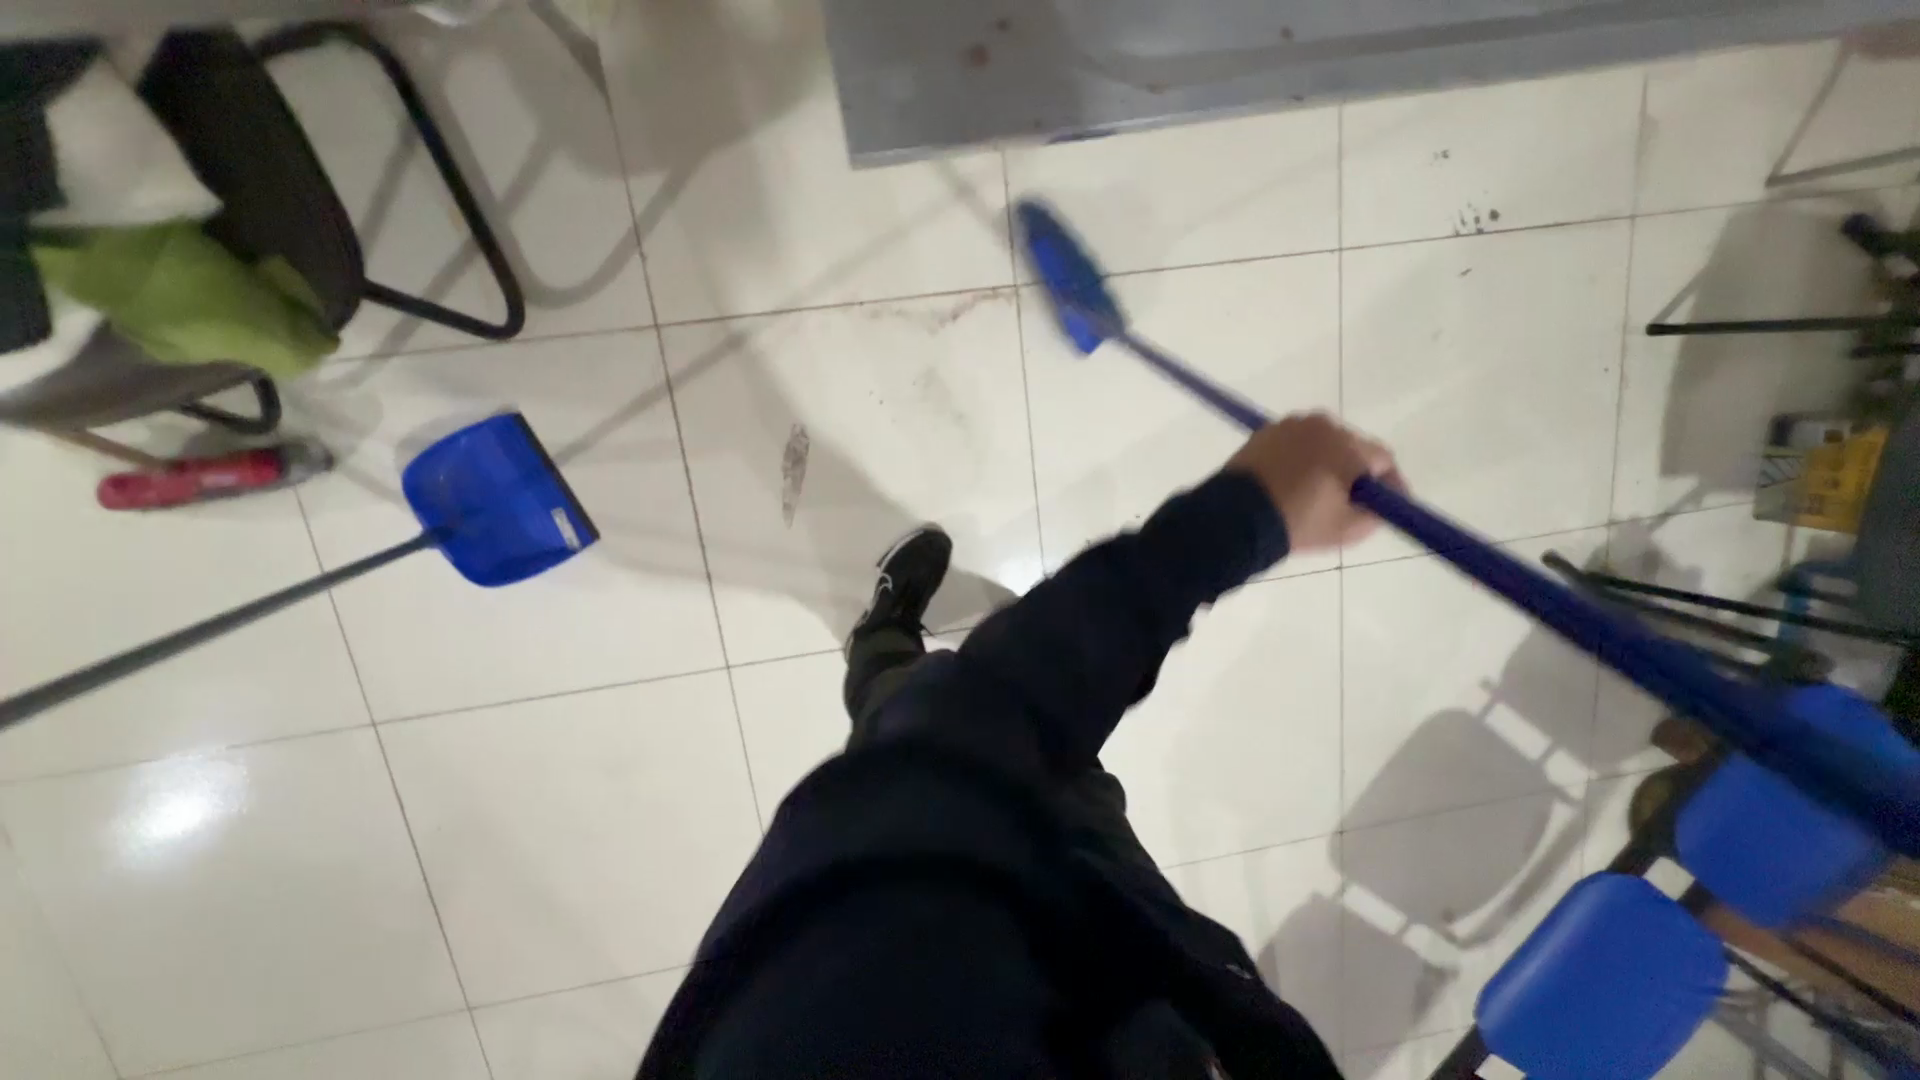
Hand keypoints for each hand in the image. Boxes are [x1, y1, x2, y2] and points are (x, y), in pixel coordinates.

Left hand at [1225, 412, 1403, 552]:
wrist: (1235, 516)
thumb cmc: (1297, 521)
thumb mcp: (1348, 528)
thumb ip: (1375, 513)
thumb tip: (1378, 504)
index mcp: (1346, 444)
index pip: (1382, 459)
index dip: (1390, 483)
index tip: (1389, 503)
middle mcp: (1320, 425)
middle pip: (1351, 447)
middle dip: (1355, 471)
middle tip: (1350, 499)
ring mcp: (1288, 426)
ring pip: (1320, 443)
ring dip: (1325, 462)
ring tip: (1317, 492)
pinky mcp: (1263, 433)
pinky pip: (1293, 444)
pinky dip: (1298, 459)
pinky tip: (1292, 482)